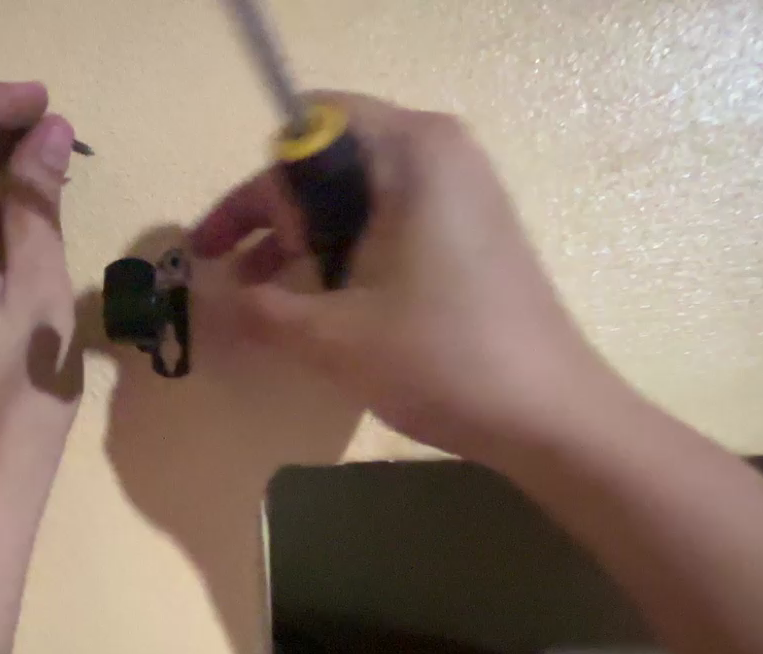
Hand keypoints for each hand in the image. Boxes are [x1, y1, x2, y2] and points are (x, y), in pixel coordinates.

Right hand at [189, 93, 620, 467]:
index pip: (306, 129)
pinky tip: (327, 311)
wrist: (549, 416)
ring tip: (269, 303)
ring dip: (307, 247)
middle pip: (331, 163)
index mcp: (412, 150)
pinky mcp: (474, 238)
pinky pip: (392, 229)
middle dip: (276, 221)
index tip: (225, 248)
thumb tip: (213, 301)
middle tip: (243, 278)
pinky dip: (349, 261)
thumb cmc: (442, 361)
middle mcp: (442, 155)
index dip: (256, 190)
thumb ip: (262, 310)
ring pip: (360, 202)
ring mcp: (465, 196)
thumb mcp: (335, 337)